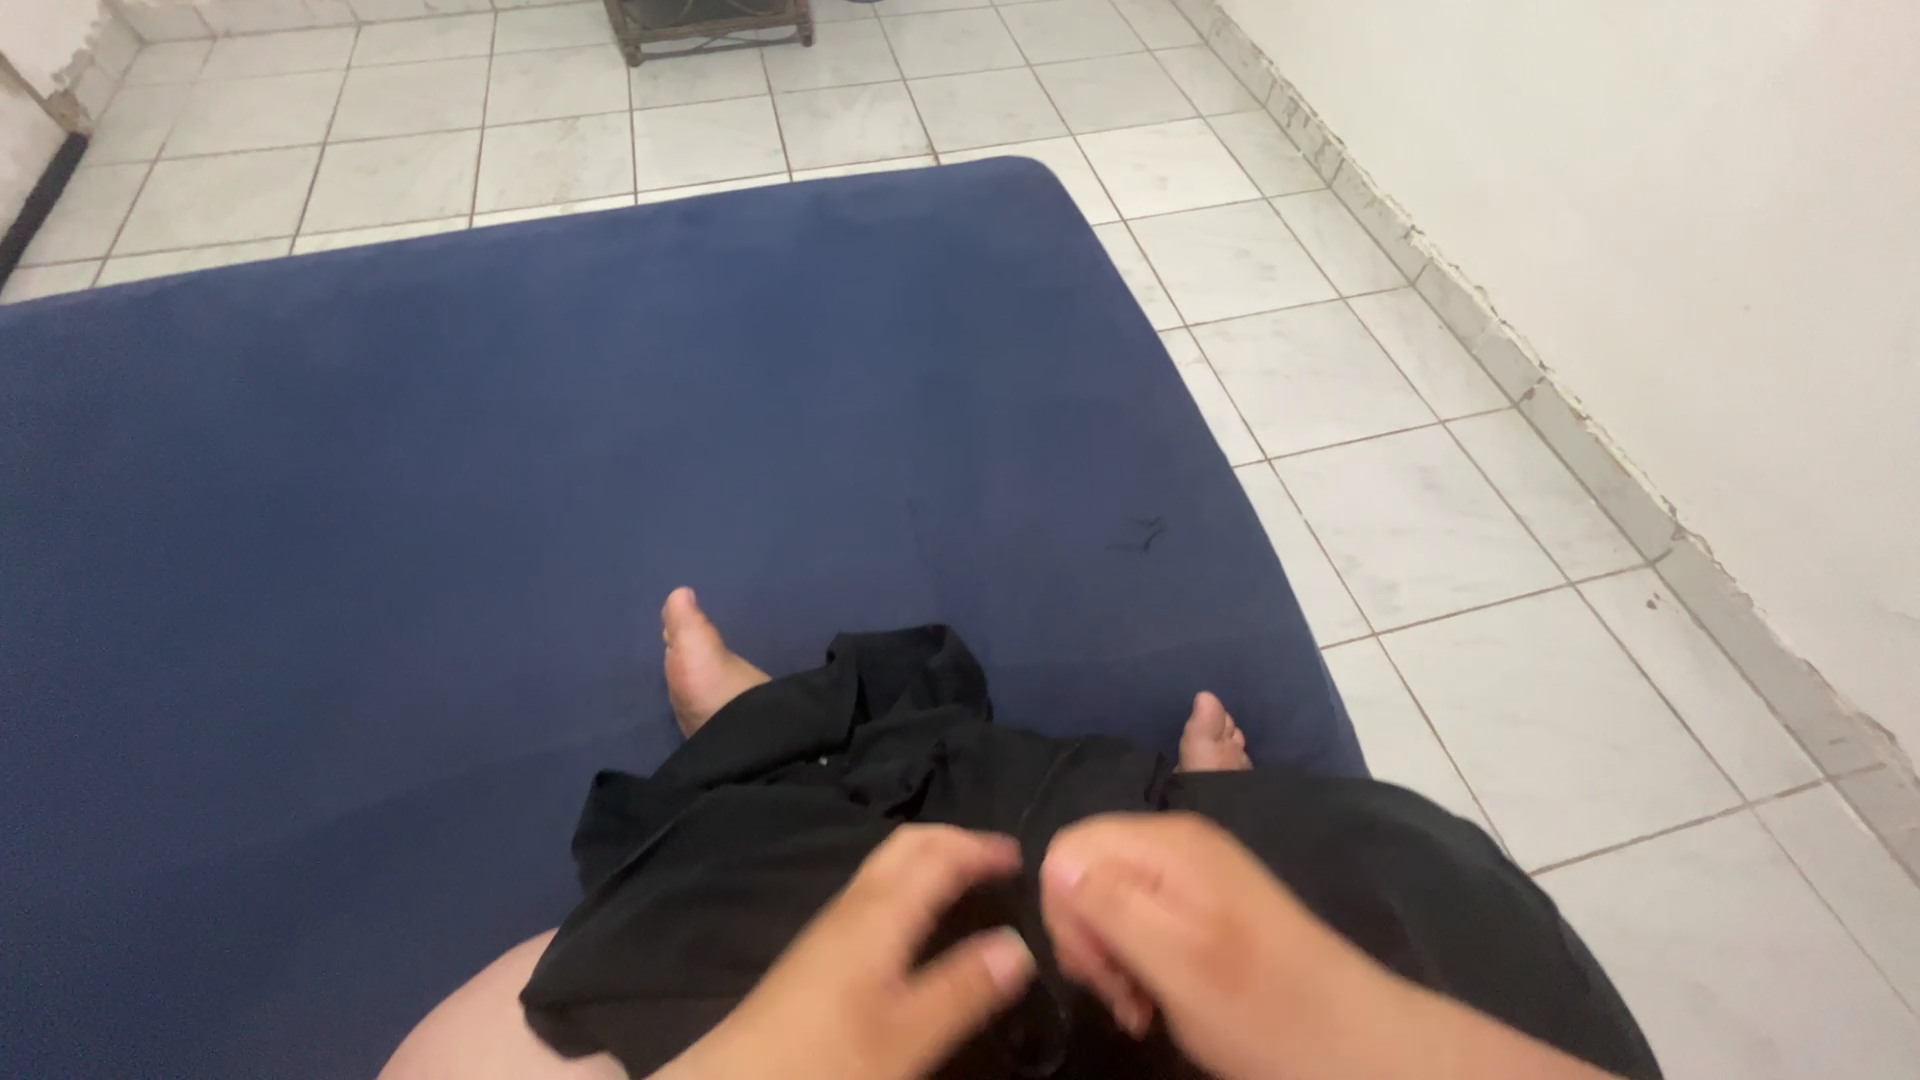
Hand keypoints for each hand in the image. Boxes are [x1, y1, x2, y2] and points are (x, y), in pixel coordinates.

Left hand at [658, 825, 1036, 1079]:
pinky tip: (918, 914)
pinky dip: (911, 877)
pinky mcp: (819, 943)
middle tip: (996, 858)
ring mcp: (833, 920)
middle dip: (954, 838)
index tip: (1020, 855)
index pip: (938, 854)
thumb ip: (963, 990)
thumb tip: (1019, 946)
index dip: (979, 847)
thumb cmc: (826, 1060)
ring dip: (931, 855)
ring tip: (967, 877)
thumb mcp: (907, 1037)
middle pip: (909, 843)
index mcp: (881, 912)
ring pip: (889, 861)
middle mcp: (856, 902)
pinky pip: (876, 884)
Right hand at [1040, 814, 1624, 1079]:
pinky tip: (1155, 995)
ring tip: (1138, 1004)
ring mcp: (1192, 869)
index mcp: (1167, 844)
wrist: (1360, 1046)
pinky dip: (1135, 956)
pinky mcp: (1202, 899)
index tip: (1095, 968)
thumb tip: (1054, 862)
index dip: (1066, 908)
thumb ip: (1112, 905)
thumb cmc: (1265, 1010)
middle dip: (1087, 934)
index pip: (1070, 845)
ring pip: (1108, 894)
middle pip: (1086, 867)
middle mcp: (1175, 842)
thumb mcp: (1178, 963)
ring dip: (1109, 953)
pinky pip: (1139, 912)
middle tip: (1118, 994)